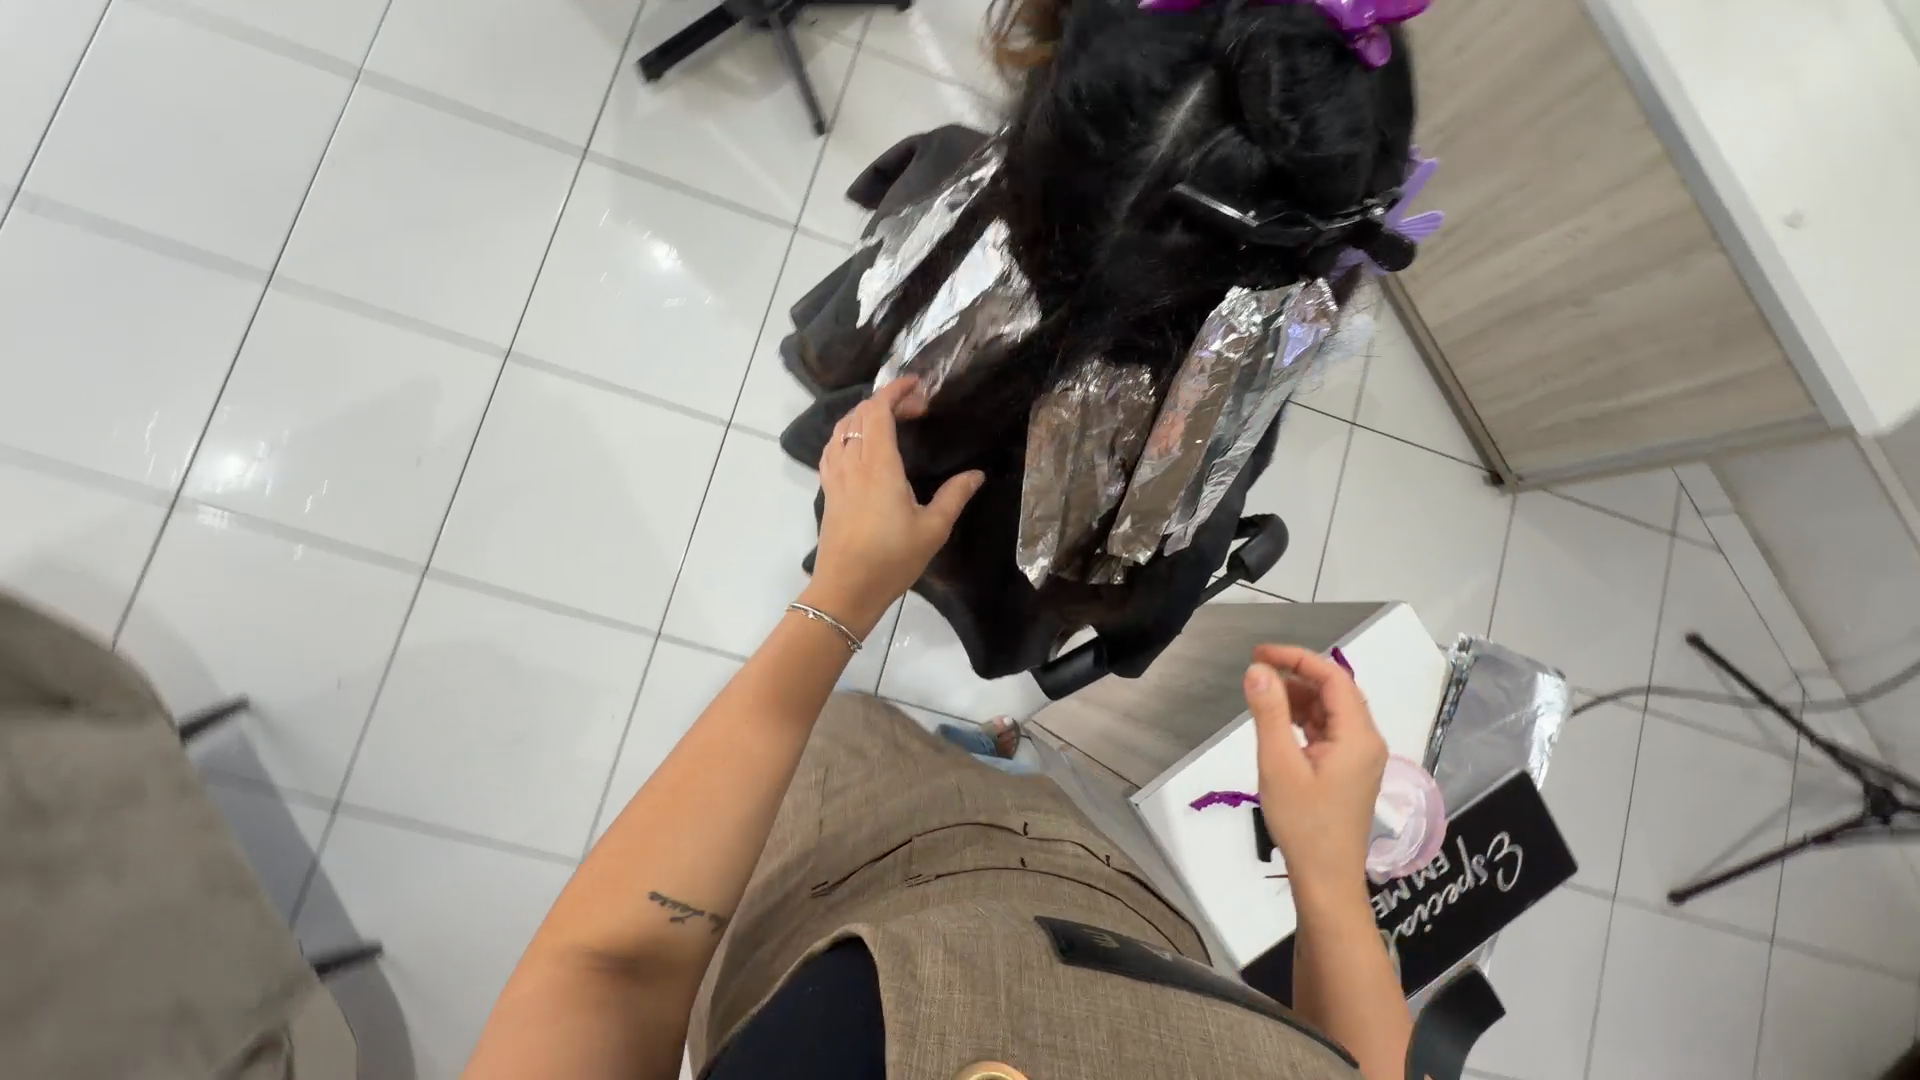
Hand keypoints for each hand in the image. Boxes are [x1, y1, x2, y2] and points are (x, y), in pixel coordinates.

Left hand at [802, 376, 984, 637]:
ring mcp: (835, 477)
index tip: (918, 386)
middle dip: (885, 401)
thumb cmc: (892, 559)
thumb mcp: (933, 529)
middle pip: (859, 414)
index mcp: (879, 466)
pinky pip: (832, 449)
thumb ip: (954, 496)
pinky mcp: (828, 491)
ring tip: (888, 421)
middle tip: (915, 408)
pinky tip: (860, 447)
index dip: (895, 391)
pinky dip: (846, 435)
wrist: (846, 589)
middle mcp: (852, 463)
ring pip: (841, 429)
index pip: (878, 411)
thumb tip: (976, 474)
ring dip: (863, 416)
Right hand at [1246, 644, 1387, 900]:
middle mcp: (1366, 741)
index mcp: (1358, 736)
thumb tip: (1258, 670)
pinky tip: (1278, 723)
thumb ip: (1269, 712)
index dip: (1297, 658)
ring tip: (1261, 696)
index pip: (1333, 678)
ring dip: (1297, 697)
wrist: (1325, 878)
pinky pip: (1327, 731)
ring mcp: (1359, 758)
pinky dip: (1302, 719)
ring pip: (1330, 711)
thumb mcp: (1278, 763)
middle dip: (1296, 675)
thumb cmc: (1303, 822)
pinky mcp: (1347, 771)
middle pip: (1334, 691)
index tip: (1260, 653)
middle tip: (1255, 671)